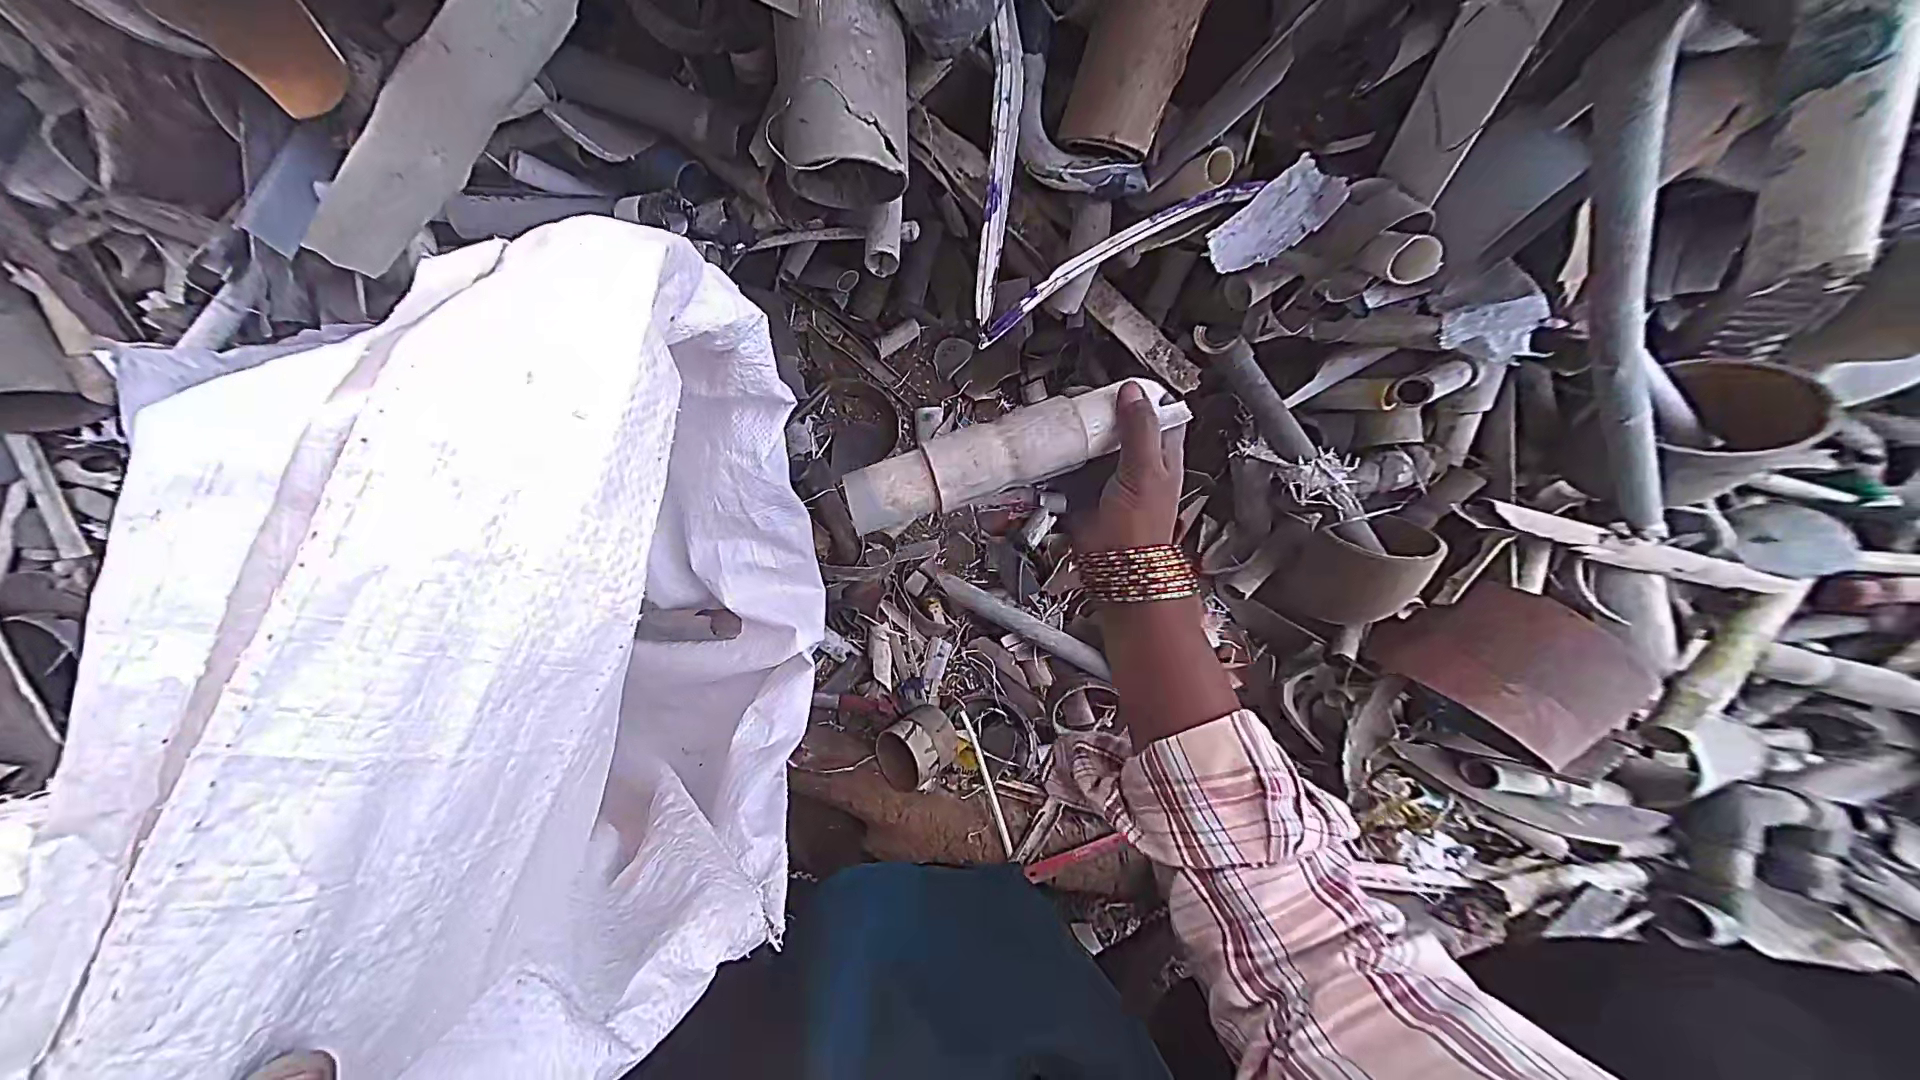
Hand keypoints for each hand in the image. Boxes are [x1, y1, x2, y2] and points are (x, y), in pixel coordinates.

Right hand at [1069, 382, 1186, 553]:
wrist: (1115, 567)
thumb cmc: (1141, 529)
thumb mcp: (1145, 470)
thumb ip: (1139, 429)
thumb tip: (1133, 393)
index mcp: (1161, 455)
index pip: (1157, 413)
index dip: (1141, 397)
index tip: (1119, 386)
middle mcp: (1134, 462)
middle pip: (1118, 426)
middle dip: (1100, 413)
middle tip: (1082, 402)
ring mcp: (1107, 476)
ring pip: (1091, 444)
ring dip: (1078, 436)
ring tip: (1064, 422)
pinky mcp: (1083, 491)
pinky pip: (1069, 468)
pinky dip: (1060, 461)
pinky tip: (1054, 451)